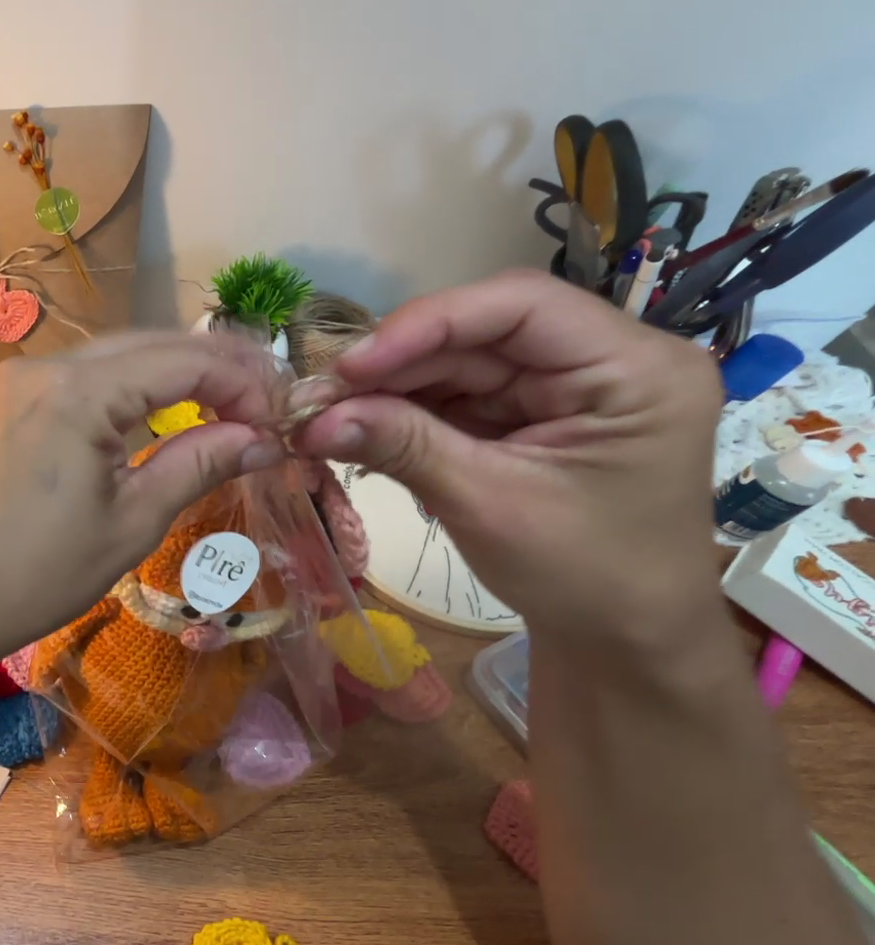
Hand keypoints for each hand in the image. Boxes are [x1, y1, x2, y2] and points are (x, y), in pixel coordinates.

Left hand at [0, 332, 288, 687]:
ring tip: (219, 410)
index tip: (280, 419)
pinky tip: (147, 416)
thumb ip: (200, 462)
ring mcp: (8, 382)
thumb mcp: (133, 522)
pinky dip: (118, 392)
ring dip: (165, 377)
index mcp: (74, 391)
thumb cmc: (39, 575)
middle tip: (262, 409)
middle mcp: (38, 367)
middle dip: (210, 369)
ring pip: (108, 359)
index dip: (243, 381)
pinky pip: (71, 381)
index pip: (182, 358)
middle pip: (145, 346)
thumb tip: (262, 437)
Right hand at [294, 270, 724, 644]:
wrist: (620, 637)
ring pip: (454, 361)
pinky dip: (399, 409)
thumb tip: (310, 419)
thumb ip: (403, 447)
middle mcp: (602, 360)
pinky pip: (452, 393)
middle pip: (478, 333)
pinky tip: (353, 424)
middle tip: (315, 398)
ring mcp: (562, 385)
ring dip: (384, 388)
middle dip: (392, 364)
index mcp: (634, 369)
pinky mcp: (528, 412)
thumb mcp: (488, 505)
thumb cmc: (582, 575)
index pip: (520, 306)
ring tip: (321, 416)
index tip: (350, 366)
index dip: (427, 324)